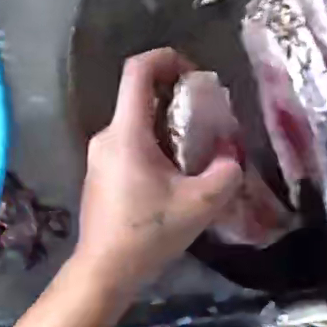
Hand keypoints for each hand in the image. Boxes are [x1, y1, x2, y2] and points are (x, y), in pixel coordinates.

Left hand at [73, 49, 240, 296]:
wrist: (104, 269)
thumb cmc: (148, 233)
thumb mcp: (202, 202)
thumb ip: (226, 170)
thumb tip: (228, 156)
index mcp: (126, 133)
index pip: (138, 70)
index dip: (167, 58)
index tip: (195, 73)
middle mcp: (106, 137)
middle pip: (139, 97)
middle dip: (176, 98)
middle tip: (208, 118)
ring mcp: (98, 157)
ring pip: (136, 124)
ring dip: (167, 126)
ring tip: (197, 150)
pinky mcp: (99, 175)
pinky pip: (128, 145)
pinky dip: (154, 145)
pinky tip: (174, 174)